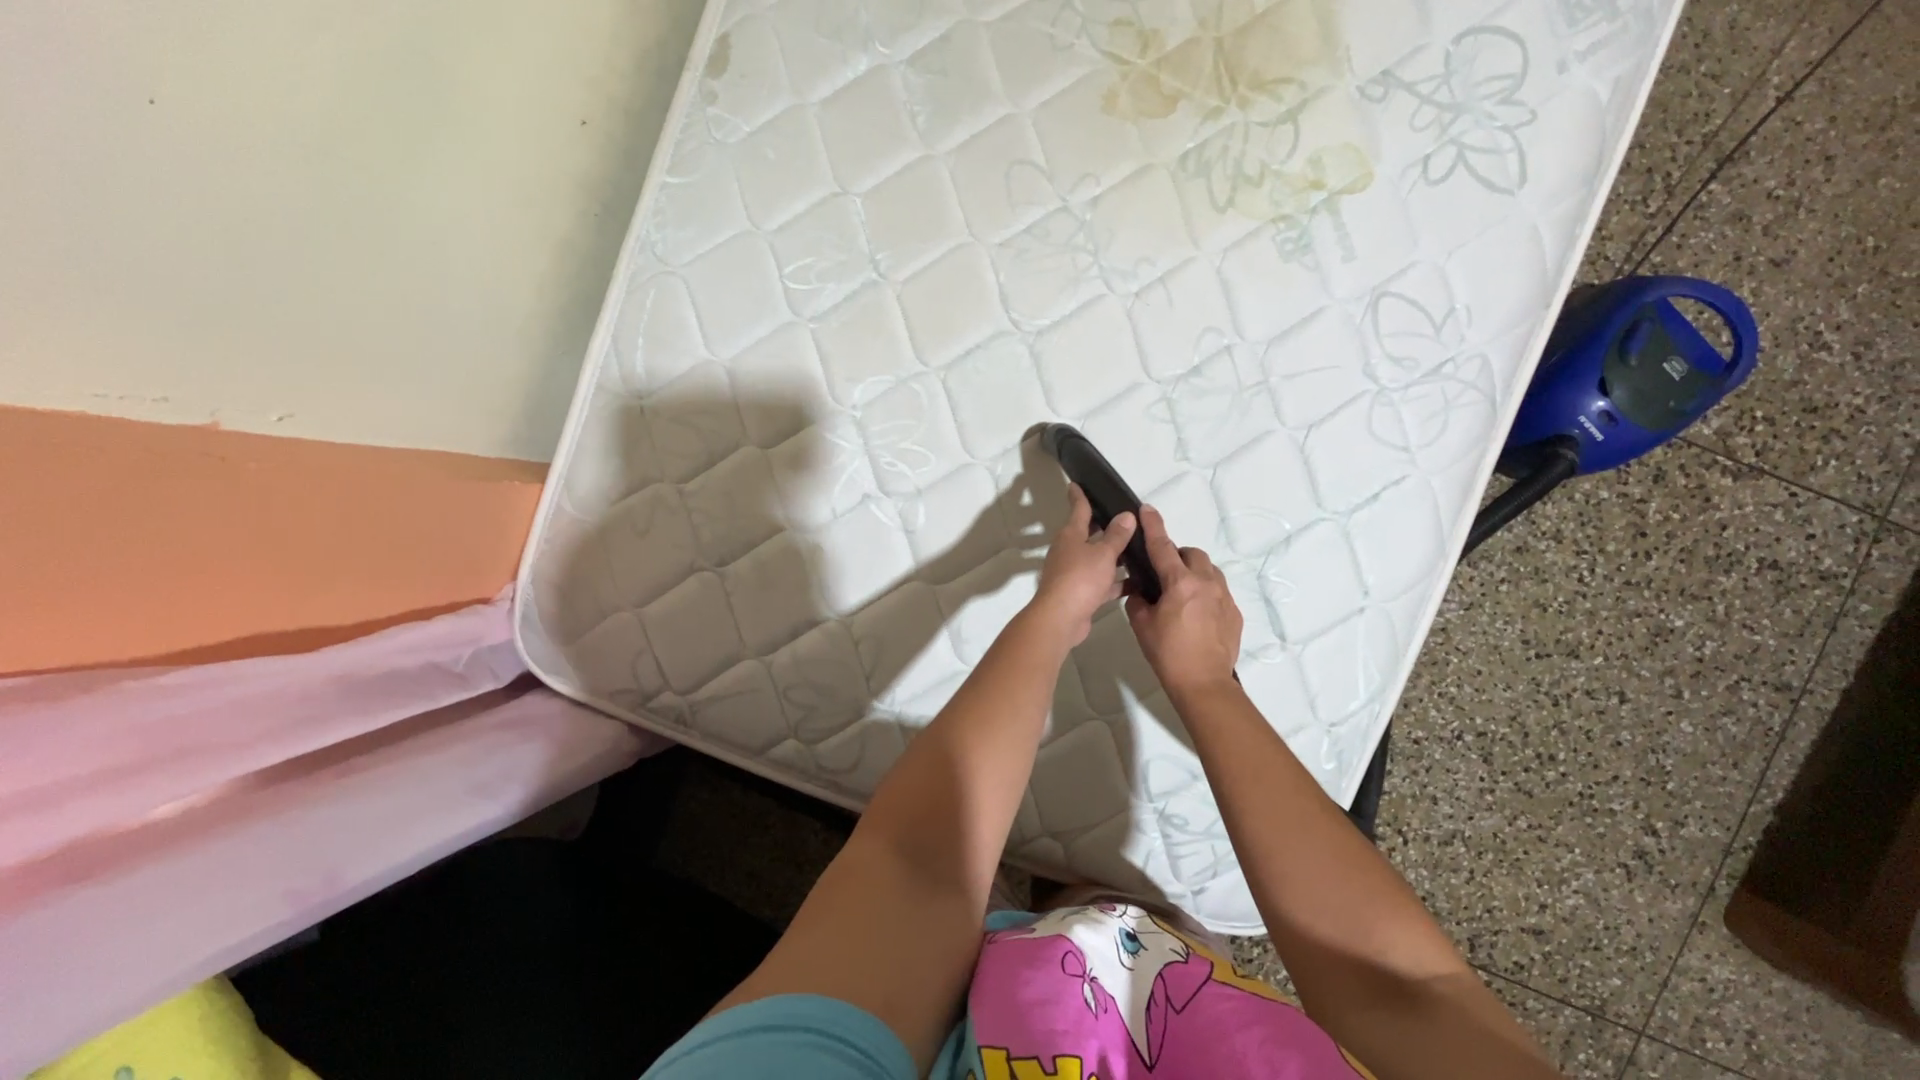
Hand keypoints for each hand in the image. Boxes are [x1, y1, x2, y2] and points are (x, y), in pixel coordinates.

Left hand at [1030, 484, 1136, 646]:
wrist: (1061, 618)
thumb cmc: (1081, 578)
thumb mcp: (1103, 553)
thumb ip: (1117, 535)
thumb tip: (1126, 515)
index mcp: (1071, 535)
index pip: (1078, 509)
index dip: (1080, 496)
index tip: (1076, 483)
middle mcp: (1069, 551)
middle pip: (1089, 534)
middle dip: (1105, 526)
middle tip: (1125, 517)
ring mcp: (1074, 573)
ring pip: (1098, 559)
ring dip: (1114, 555)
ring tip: (1139, 548)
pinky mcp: (1081, 594)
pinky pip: (1103, 582)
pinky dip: (1117, 581)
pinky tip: (1137, 581)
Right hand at [1124, 506, 1242, 698]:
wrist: (1204, 683)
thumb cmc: (1168, 654)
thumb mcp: (1142, 626)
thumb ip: (1139, 601)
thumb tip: (1141, 592)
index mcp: (1180, 583)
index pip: (1162, 547)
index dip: (1153, 526)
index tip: (1147, 510)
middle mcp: (1206, 583)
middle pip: (1192, 554)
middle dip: (1178, 556)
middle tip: (1163, 573)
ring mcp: (1224, 597)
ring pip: (1210, 571)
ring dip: (1194, 573)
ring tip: (1181, 594)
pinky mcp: (1234, 613)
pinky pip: (1219, 592)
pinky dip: (1206, 594)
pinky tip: (1195, 615)